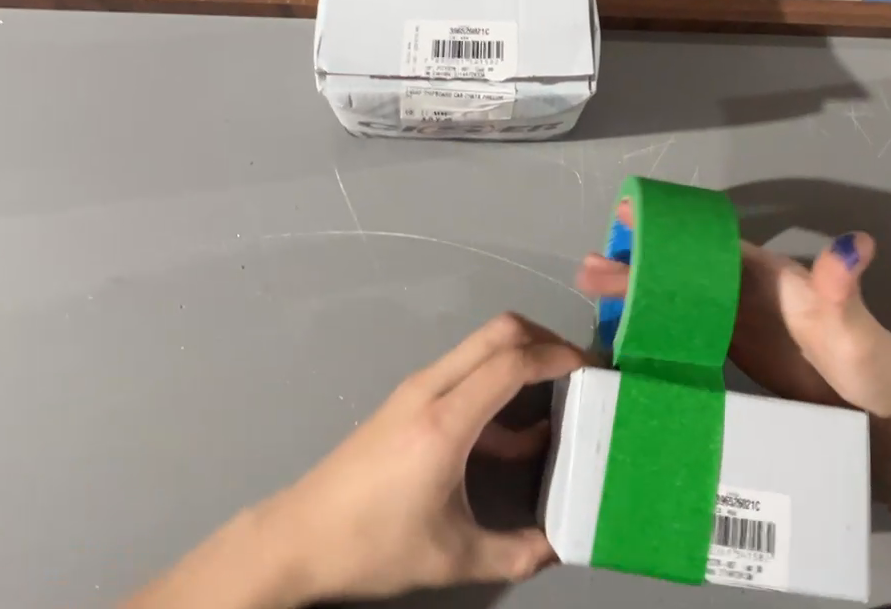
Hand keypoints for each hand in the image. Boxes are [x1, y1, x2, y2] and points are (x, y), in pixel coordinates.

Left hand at [126, 314, 585, 608]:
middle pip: (498, 332)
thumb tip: (564, 546)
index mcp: (445, 420)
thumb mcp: (451, 558)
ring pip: (481, 346)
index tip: (594, 370)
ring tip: (561, 392)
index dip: (558, 356)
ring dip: (523, 357)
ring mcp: (417, 390)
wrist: (296, 539)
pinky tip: (519, 434)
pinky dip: (499, 383)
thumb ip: (515, 552)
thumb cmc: (371, 545)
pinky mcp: (409, 401)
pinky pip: (466, 372)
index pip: (511, 362)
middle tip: (582, 369)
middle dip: (546, 340)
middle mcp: (432, 388)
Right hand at [575, 229, 890, 418]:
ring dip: (638, 291)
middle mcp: (747, 288)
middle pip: (683, 270)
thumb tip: (855, 241)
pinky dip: (655, 323)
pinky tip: (626, 329)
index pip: (709, 245)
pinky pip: (686, 327)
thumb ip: (844, 290)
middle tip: (587, 268)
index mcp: (768, 274)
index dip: (668, 230)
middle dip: (637, 265)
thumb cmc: (870, 365)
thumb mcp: (854, 329)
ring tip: (592, 292)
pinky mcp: (734, 348)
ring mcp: (739, 318)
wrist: (880, 415)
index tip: (625, 215)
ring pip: (679, 296)